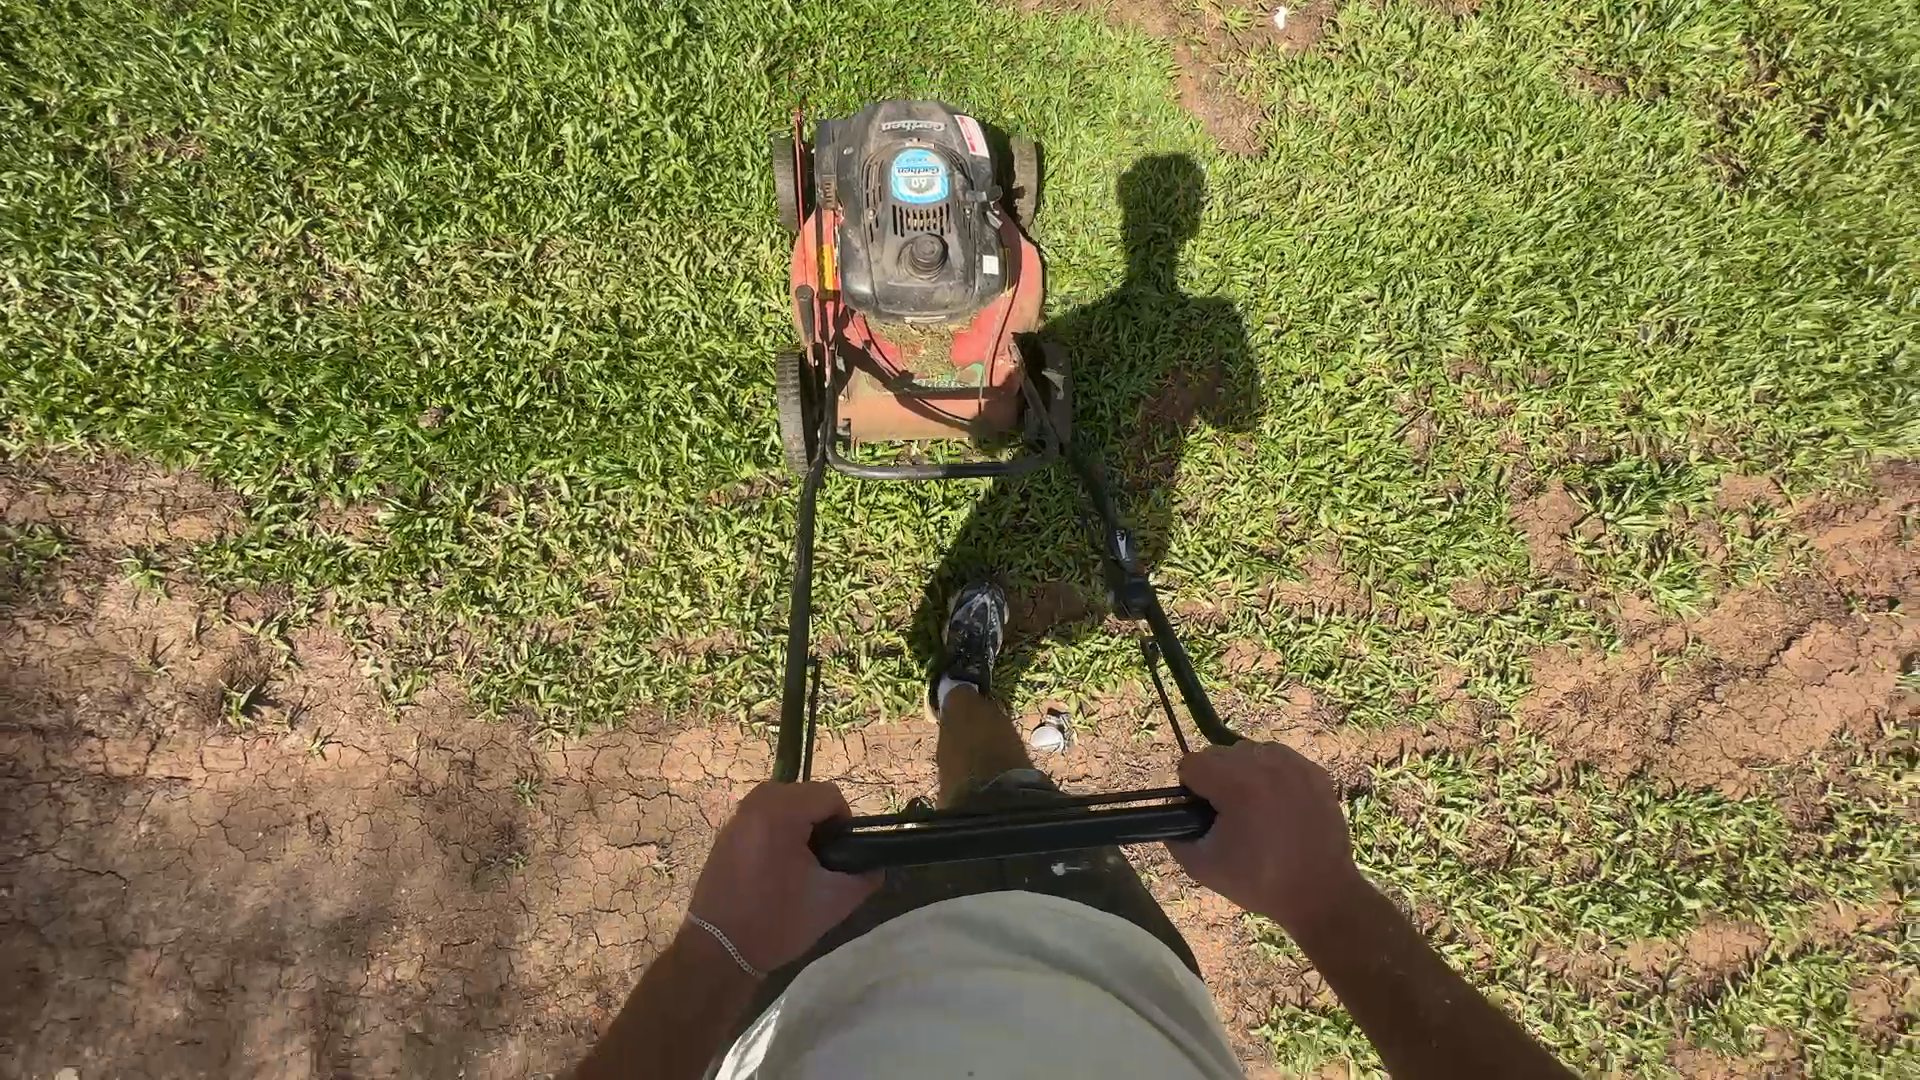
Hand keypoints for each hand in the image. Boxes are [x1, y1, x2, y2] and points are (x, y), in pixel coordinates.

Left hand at [685, 781, 879, 973]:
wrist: (718, 952)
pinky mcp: (726, 830)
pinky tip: (775, 866)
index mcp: (781, 812)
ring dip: (800, 824)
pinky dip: (778, 829)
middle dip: (821, 823)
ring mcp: (737, 815)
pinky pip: (764, 815)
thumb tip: (877, 866)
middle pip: (807, 794)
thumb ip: (864, 878)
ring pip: (786, 802)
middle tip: (821, 861)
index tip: (840, 856)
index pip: (829, 796)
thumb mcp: (831, 902)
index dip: (843, 824)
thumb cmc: (776, 922)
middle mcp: (756, 803)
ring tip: (800, 864)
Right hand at [1169, 740, 1365, 933]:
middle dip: (1216, 780)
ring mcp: (1293, 764)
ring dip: (1242, 773)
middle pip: (1217, 754)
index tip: (1206, 816)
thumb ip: (1173, 833)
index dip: (1192, 791)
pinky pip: (1276, 758)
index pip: (1191, 764)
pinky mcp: (1314, 771)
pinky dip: (1270, 774)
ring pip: (1247, 751)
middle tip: (1231, 817)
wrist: (1322, 896)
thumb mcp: (1201, 865)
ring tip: (1255, 809)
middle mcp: (1265, 763)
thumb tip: (1171, 809)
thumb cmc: (1259, 882)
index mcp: (1236, 783)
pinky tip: (1278, 803)